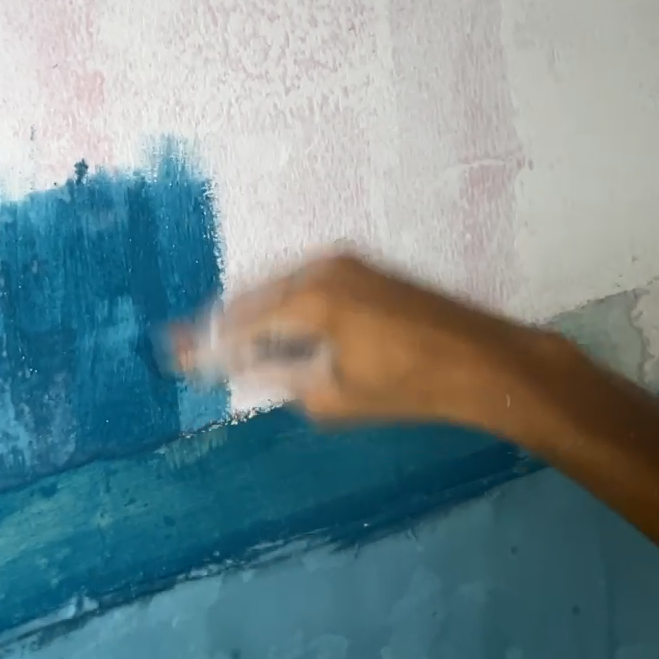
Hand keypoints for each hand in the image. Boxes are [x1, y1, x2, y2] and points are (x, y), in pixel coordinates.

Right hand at [166, 252, 551, 431]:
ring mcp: (342, 261)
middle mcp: (319, 268)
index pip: (240, 322)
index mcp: (309, 300)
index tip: (174, 357)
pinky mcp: (360, 265)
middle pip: (253, 297)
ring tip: (234, 347)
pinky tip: (278, 330)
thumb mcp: (334, 396)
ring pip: (278, 286)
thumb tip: (243, 368)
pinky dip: (283, 305)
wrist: (485, 361)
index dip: (205, 344)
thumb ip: (279, 377)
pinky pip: (303, 281)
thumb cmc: (409, 388)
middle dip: (224, 326)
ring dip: (254, 315)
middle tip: (194, 351)